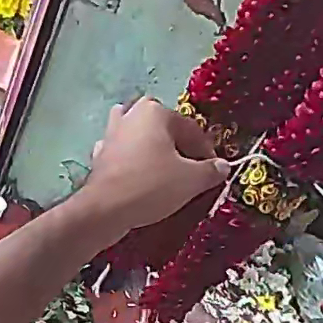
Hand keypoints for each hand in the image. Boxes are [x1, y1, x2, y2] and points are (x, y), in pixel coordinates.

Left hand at [77, 97, 230, 233]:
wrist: (105, 209)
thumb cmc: (152, 186)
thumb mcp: (191, 180)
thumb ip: (210, 170)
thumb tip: (223, 166)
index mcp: (155, 112)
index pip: (191, 129)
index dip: (206, 152)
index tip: (214, 171)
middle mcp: (131, 115)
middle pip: (162, 127)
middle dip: (177, 145)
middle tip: (189, 168)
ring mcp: (110, 135)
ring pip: (138, 137)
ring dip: (151, 148)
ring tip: (163, 168)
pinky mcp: (99, 156)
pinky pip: (122, 154)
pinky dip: (131, 162)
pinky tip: (138, 176)